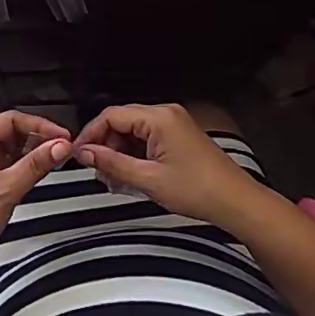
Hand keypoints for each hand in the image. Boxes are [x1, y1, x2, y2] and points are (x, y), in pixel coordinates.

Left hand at [0, 111, 70, 270]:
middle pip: (13, 130)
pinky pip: (13, 162)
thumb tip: (59, 146)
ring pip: (14, 146)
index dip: (39, 124)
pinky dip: (29, 163)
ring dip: (35, 150)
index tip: (61, 134)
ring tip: (57, 155)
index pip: (10, 119)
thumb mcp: (5, 190)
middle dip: (39, 135)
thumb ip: (36, 164)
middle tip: (62, 144)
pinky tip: (44, 167)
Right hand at [73, 104, 266, 229]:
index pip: (111, 115)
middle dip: (105, 145)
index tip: (78, 155)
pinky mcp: (179, 136)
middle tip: (96, 172)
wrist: (236, 202)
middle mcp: (166, 113)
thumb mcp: (148, 179)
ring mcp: (174, 123)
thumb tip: (85, 153)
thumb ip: (112, 163)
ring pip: (133, 131)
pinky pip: (147, 138)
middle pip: (122, 121)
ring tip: (113, 179)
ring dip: (119, 152)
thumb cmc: (197, 190)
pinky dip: (135, 154)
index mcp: (159, 118)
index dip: (91, 134)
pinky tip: (130, 175)